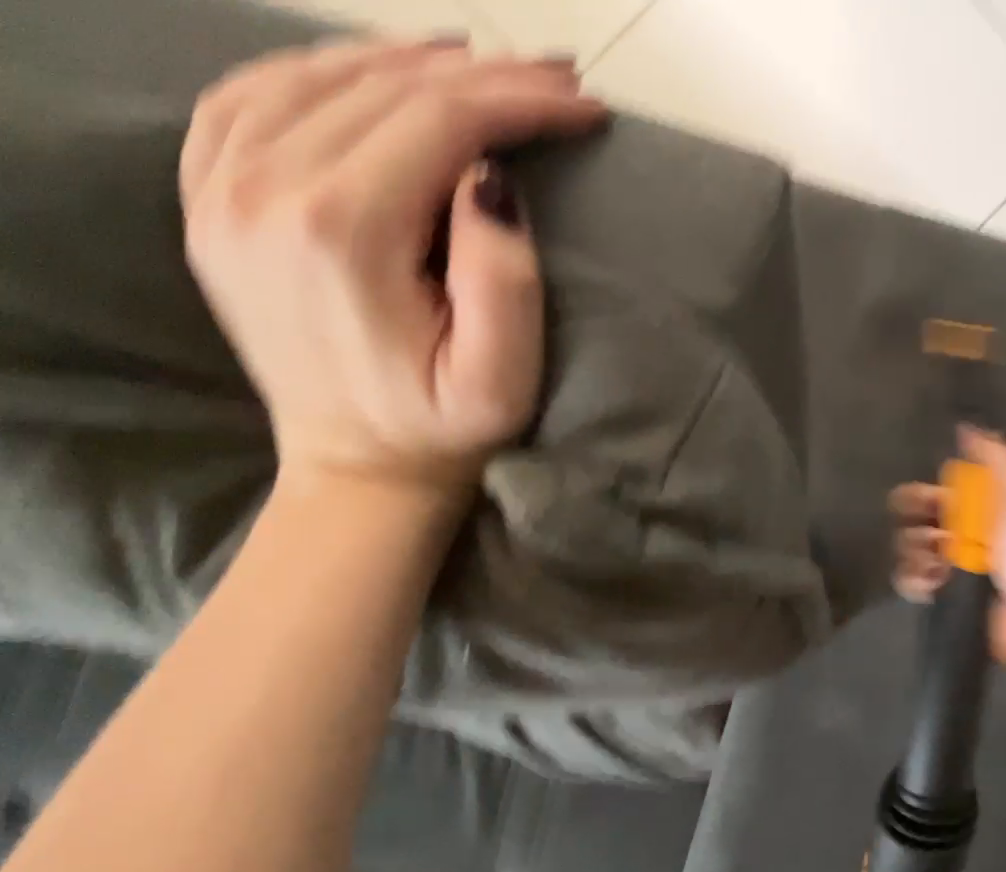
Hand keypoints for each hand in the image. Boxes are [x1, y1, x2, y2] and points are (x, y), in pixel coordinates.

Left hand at [179, 39, 607, 493]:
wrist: (356, 466)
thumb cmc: (443, 429)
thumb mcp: (501, 379)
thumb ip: (503, 277)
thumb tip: (491, 176)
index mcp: (342, 233)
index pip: (440, 121)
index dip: (520, 100)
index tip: (583, 104)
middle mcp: (264, 191)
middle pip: (384, 88)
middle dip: (484, 75)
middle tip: (556, 78)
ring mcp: (222, 189)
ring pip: (317, 74)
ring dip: (408, 60)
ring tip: (480, 63)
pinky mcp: (211, 199)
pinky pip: (250, 95)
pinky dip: (318, 68)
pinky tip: (371, 73)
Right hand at [892, 429, 1005, 671]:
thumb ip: (1000, 462)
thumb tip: (972, 427)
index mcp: (1005, 510)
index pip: (959, 491)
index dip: (936, 490)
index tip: (921, 495)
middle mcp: (985, 538)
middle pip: (934, 519)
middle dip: (917, 519)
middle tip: (913, 528)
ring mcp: (969, 572)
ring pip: (922, 550)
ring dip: (915, 550)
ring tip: (928, 562)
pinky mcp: (955, 601)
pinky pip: (921, 582)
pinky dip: (915, 579)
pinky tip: (925, 582)